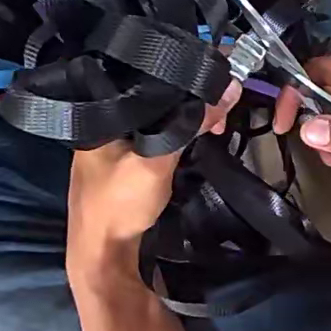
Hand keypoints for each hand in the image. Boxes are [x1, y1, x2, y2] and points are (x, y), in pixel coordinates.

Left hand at [68, 82, 240, 277]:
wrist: (103, 255)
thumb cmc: (118, 204)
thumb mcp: (157, 161)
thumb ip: (190, 125)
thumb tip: (231, 87)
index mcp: (100, 112)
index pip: (145, 76)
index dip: (181, 75)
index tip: (213, 78)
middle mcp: (104, 121)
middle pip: (153, 96)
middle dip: (188, 98)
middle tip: (220, 105)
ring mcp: (113, 143)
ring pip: (157, 116)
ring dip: (186, 118)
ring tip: (216, 121)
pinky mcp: (124, 160)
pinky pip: (156, 134)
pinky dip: (177, 133)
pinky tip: (197, 135)